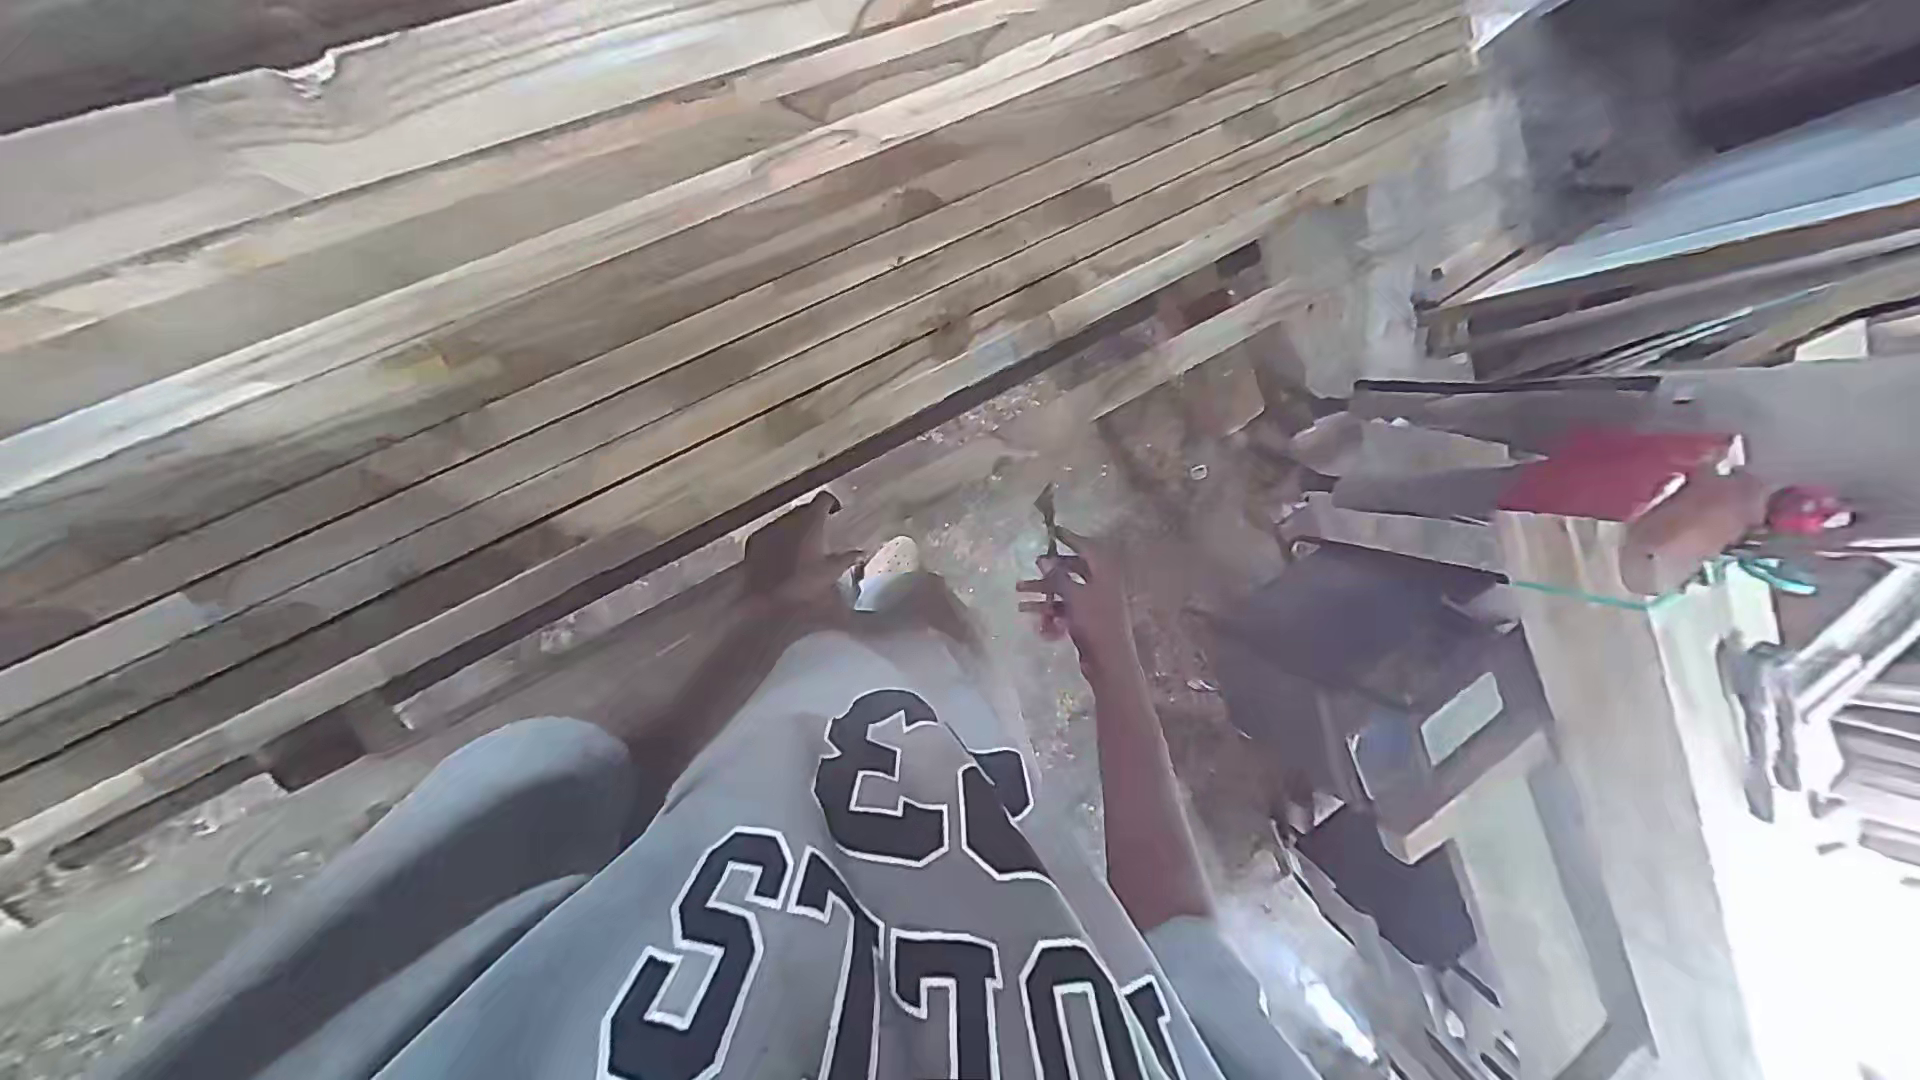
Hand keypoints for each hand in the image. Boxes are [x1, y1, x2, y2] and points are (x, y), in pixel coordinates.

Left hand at [743, 493, 863, 620]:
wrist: (764, 598)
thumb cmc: (802, 583)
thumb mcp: (830, 573)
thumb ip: (847, 559)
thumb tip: (861, 553)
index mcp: (811, 522)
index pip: (823, 498)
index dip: (831, 502)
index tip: (836, 511)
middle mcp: (789, 519)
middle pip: (804, 508)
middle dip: (813, 515)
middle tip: (821, 531)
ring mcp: (770, 528)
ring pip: (786, 519)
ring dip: (796, 526)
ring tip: (802, 544)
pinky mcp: (755, 540)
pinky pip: (771, 531)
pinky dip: (779, 537)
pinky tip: (782, 553)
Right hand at [1017, 526, 1137, 680]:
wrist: (1109, 661)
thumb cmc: (1095, 623)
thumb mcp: (1074, 596)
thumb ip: (1058, 577)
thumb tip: (1044, 560)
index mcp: (1104, 573)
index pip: (1086, 548)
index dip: (1070, 538)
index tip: (1054, 531)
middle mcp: (1100, 584)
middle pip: (1073, 569)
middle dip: (1050, 568)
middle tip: (1033, 564)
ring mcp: (1093, 602)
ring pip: (1065, 589)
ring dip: (1043, 589)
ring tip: (1019, 590)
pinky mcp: (1086, 619)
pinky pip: (1065, 606)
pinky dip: (1049, 607)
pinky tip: (1028, 610)